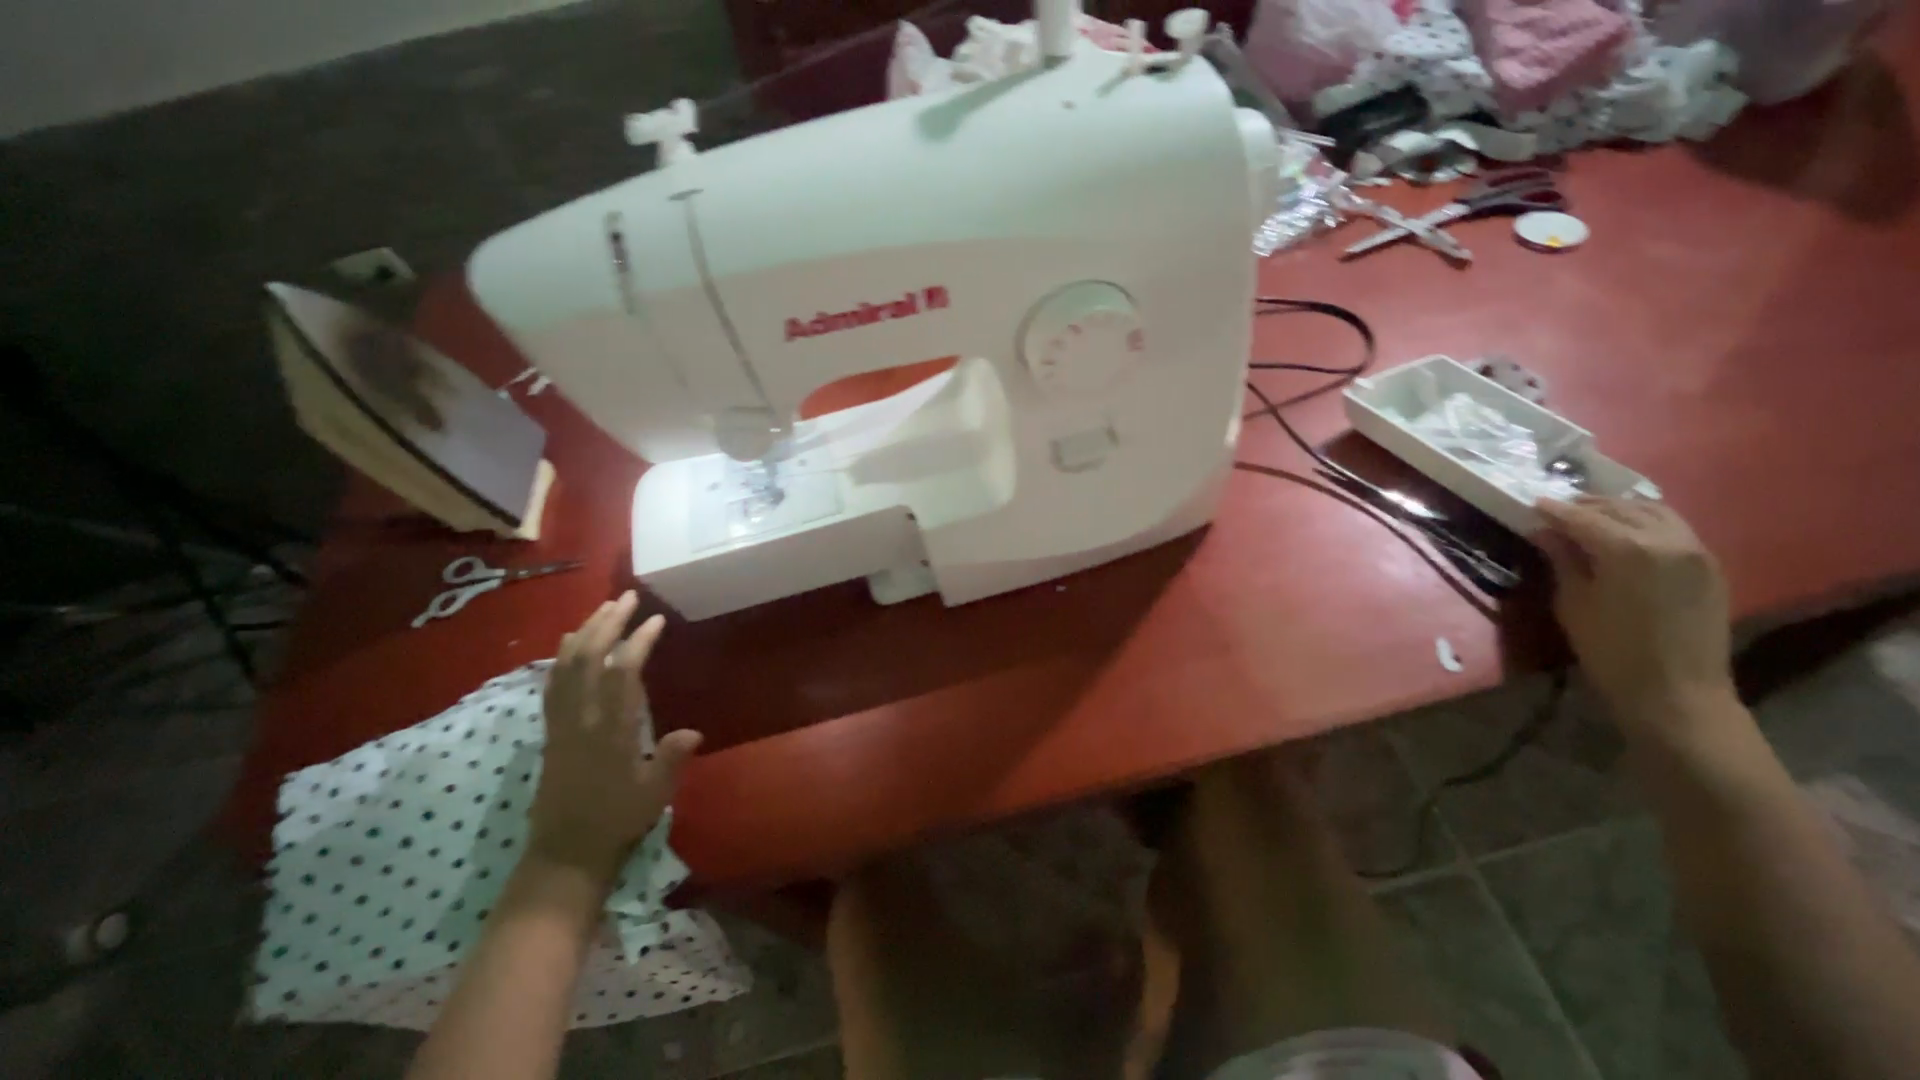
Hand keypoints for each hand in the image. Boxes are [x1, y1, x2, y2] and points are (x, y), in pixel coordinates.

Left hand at [528, 592, 701, 881]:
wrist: (567, 848)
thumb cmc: (617, 819)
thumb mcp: (654, 793)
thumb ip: (672, 758)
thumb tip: (694, 730)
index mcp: (611, 731)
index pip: (622, 674)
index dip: (637, 642)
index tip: (655, 620)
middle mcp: (582, 718)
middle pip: (589, 658)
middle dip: (607, 623)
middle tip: (626, 597)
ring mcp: (561, 722)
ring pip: (566, 665)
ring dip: (584, 631)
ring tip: (602, 608)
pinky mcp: (550, 729)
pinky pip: (552, 682)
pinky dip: (561, 655)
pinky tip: (570, 641)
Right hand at [1535, 497, 1736, 724]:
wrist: (1678, 694)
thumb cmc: (1613, 653)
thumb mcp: (1574, 605)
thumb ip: (1563, 561)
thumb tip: (1546, 532)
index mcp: (1628, 549)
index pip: (1583, 518)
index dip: (1555, 511)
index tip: (1533, 505)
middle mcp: (1667, 539)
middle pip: (1621, 508)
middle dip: (1587, 506)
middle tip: (1559, 510)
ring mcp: (1695, 549)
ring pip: (1654, 512)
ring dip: (1620, 509)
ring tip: (1594, 517)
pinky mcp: (1710, 565)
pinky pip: (1675, 528)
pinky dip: (1647, 522)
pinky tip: (1628, 534)